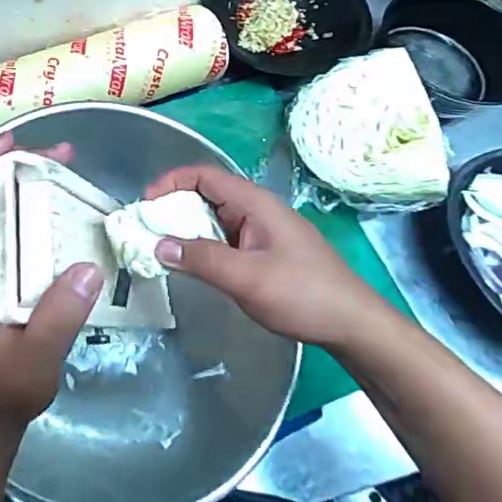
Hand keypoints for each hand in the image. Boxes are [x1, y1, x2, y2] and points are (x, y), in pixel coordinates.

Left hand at [0, 133, 101, 431]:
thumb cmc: (5, 385)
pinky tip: (69, 209)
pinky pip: (21, 229)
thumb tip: (87, 268)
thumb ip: (57, 318)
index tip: (11, 143)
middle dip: (12, 165)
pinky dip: (40, 209)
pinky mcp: (12, 276)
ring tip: (67, 166)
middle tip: (58, 151)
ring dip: (28, 182)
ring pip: (3, 210)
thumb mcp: (33, 357)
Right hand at [145, 164, 392, 347]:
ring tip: (161, 248)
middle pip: (205, 195)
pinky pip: (224, 239)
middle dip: (173, 208)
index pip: (204, 176)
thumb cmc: (303, 294)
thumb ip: (202, 259)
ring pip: (214, 219)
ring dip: (186, 229)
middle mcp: (256, 210)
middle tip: (147, 230)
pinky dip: (202, 246)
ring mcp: (261, 231)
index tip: (146, 205)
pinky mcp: (263, 252)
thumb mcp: (247, 278)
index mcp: (254, 203)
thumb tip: (158, 245)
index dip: (171, 182)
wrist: (354, 325)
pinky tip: (191, 265)